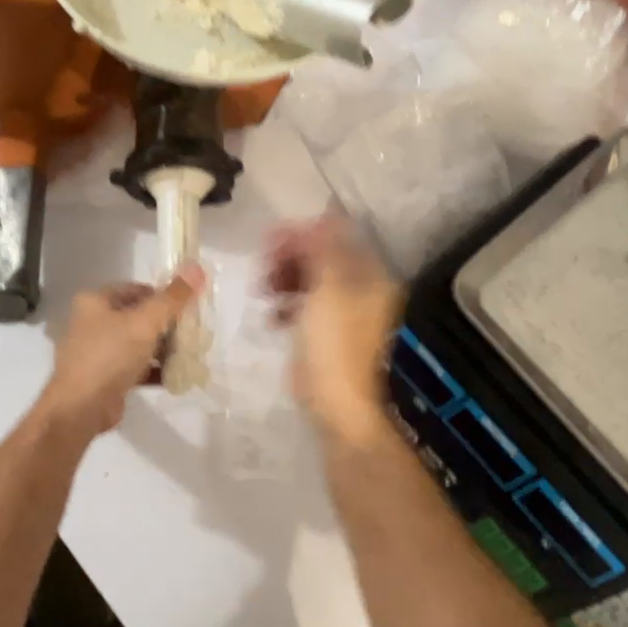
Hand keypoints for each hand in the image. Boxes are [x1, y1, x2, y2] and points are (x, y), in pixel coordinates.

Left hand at [38, 264, 205, 438]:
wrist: (82, 407)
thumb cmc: (110, 355)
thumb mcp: (145, 322)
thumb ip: (172, 298)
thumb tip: (196, 267)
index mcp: (94, 301)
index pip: (135, 289)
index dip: (162, 296)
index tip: (188, 307)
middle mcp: (92, 323)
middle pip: (137, 317)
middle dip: (165, 325)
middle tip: (193, 332)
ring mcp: (97, 352)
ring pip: (137, 343)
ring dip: (162, 349)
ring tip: (190, 354)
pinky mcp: (105, 377)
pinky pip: (134, 367)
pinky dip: (153, 370)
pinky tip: (176, 376)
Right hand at [264, 214, 402, 444]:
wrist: (342, 408)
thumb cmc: (334, 347)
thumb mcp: (328, 289)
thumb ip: (323, 250)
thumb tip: (319, 218)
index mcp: (366, 276)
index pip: (332, 237)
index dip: (299, 234)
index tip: (266, 242)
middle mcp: (360, 290)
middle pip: (320, 259)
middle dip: (287, 258)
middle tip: (260, 270)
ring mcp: (345, 315)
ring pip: (310, 283)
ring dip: (284, 281)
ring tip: (262, 293)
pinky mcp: (328, 338)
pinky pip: (305, 309)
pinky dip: (287, 306)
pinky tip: (273, 318)